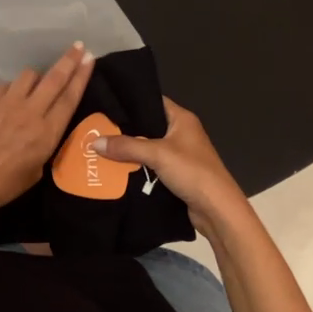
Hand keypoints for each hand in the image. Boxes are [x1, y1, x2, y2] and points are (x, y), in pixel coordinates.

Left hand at [0, 44, 95, 218]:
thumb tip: (45, 125)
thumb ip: (45, 142)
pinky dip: (12, 88)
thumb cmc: (5, 185)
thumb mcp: (37, 170)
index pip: (70, 97)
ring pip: (28, 76)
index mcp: (46, 132)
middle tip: (78, 46)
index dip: (82, 76)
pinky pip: (5, 85)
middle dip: (69, 60)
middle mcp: (29, 112)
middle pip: (54, 78)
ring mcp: (6, 104)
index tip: (89, 58)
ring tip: (37, 85)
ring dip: (37, 77)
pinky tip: (9, 99)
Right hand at [92, 98, 245, 231]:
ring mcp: (179, 155)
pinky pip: (150, 165)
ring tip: (99, 147)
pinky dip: (136, 167)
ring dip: (128, 151)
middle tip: (96, 128)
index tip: (105, 103)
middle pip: (147, 126)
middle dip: (124, 129)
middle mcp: (181, 133)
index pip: (152, 100)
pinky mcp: (176, 174)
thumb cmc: (192, 172)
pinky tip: (115, 168)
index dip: (130, 101)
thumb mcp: (157, 154)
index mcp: (181, 119)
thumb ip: (126, 146)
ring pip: (147, 147)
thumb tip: (94, 142)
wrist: (218, 211)